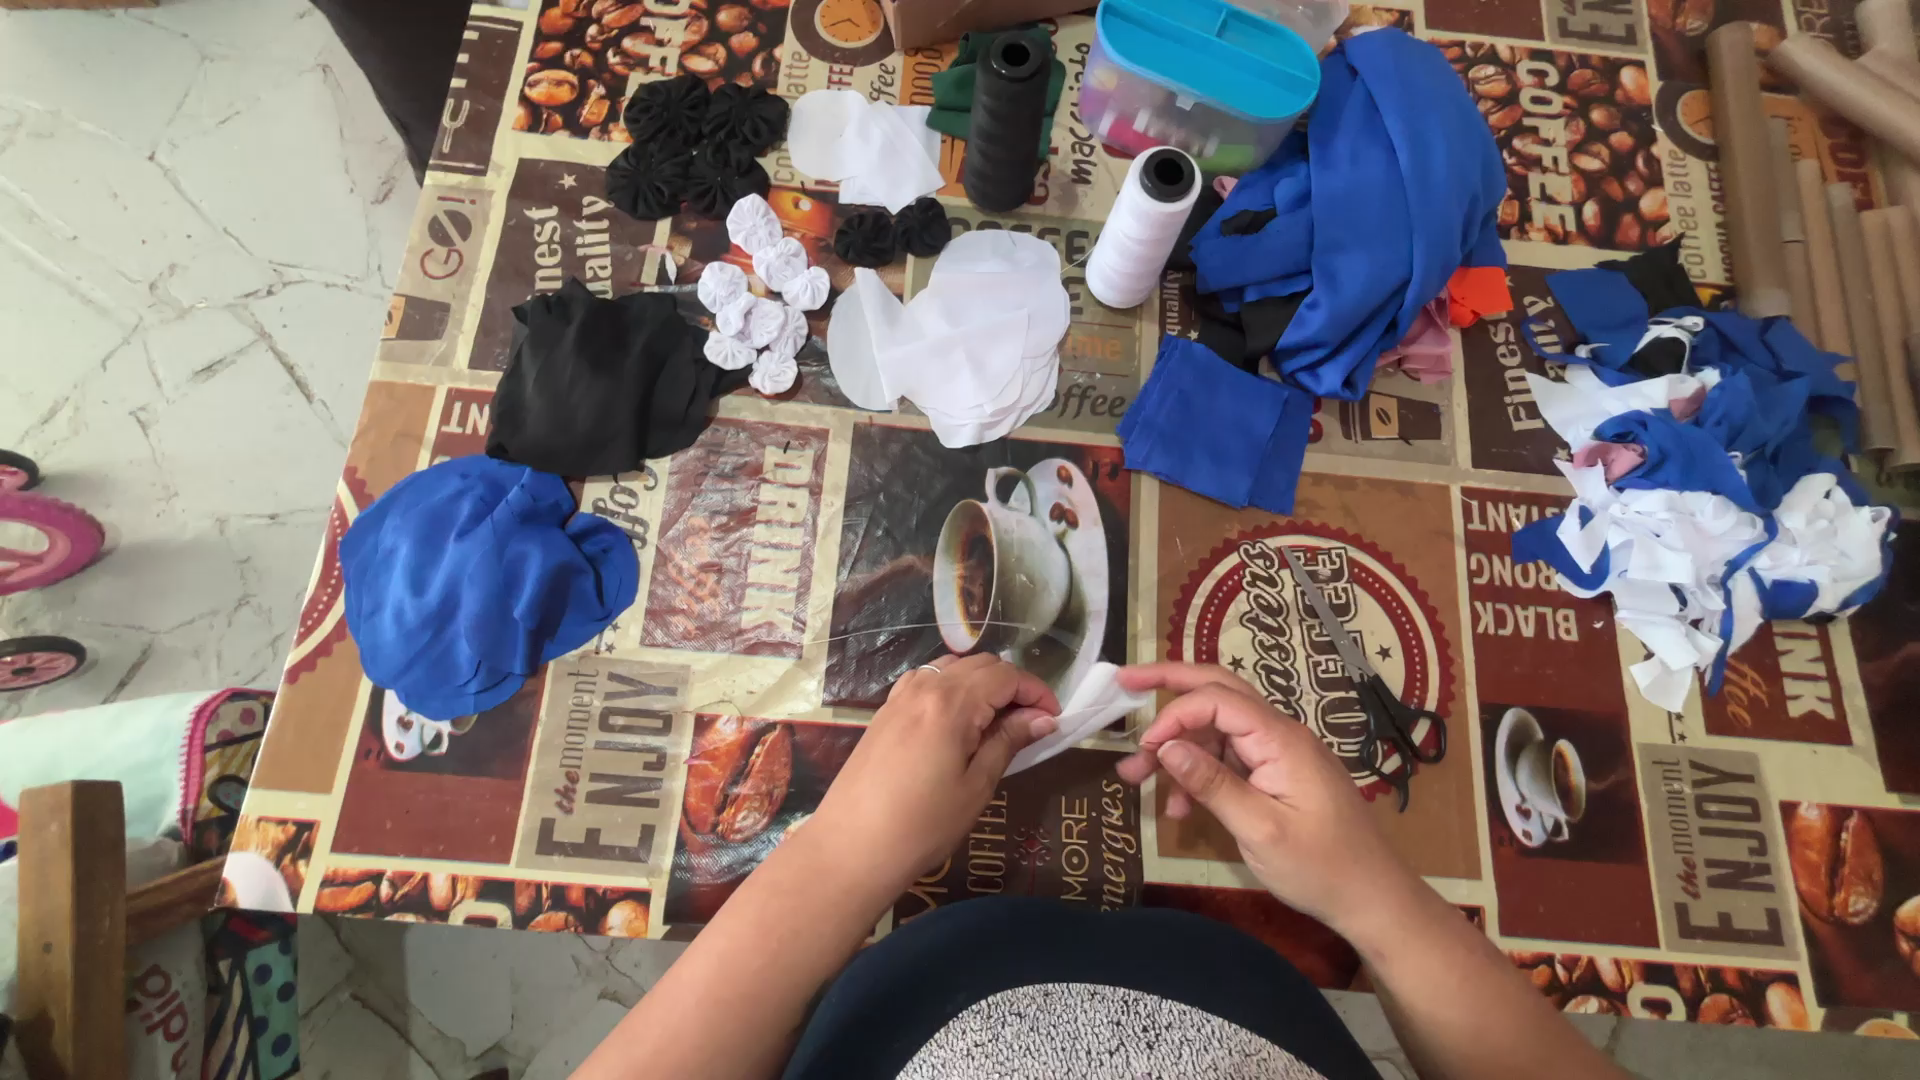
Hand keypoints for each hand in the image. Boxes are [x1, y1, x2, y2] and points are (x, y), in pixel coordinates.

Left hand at [810, 654, 1058, 893]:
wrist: (851, 847)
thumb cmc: (922, 824)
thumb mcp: (976, 786)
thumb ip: (1008, 741)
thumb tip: (1043, 719)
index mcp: (951, 702)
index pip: (1006, 675)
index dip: (1036, 691)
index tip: (1054, 719)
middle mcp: (925, 686)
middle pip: (981, 664)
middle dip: (1013, 685)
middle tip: (1031, 723)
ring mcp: (901, 695)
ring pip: (953, 667)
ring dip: (982, 683)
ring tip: (998, 722)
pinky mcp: (886, 710)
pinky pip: (928, 680)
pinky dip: (953, 687)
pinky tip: (958, 720)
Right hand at [1114, 663, 1416, 930]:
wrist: (1375, 901)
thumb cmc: (1321, 868)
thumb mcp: (1260, 831)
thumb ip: (1211, 784)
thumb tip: (1165, 747)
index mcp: (1280, 738)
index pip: (1215, 701)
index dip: (1173, 716)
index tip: (1145, 749)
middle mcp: (1279, 733)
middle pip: (1217, 689)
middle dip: (1169, 683)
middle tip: (1125, 680)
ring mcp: (1277, 752)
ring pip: (1216, 727)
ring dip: (1176, 745)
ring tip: (1134, 775)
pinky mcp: (1275, 772)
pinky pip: (1227, 757)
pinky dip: (1198, 773)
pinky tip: (1178, 807)